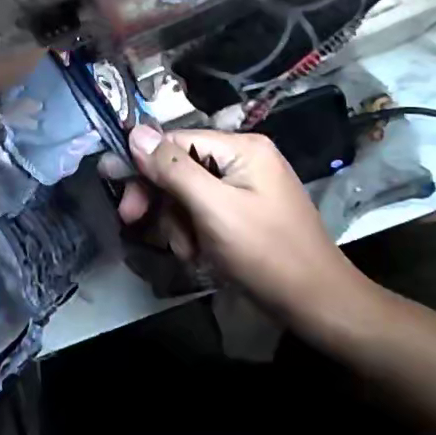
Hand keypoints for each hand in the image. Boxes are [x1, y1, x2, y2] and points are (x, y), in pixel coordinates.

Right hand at [114, 125, 364, 316]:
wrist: (317, 303)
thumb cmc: (266, 253)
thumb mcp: (214, 208)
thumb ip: (174, 169)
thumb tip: (136, 131)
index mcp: (242, 147)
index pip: (177, 141)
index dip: (144, 164)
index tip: (118, 191)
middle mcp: (244, 158)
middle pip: (182, 167)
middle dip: (162, 200)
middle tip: (134, 222)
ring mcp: (247, 186)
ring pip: (190, 194)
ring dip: (179, 223)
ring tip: (189, 252)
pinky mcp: (246, 212)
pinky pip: (206, 212)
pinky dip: (196, 233)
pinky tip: (200, 255)